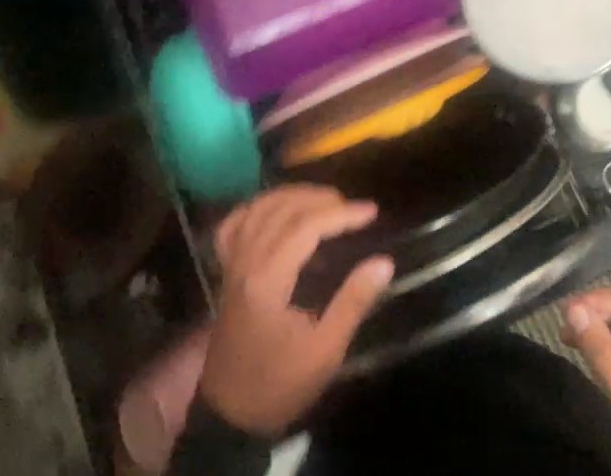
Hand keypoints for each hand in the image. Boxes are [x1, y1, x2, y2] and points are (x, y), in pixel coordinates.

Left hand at [198, 185, 393, 435]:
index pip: (304, 228)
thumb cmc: (280, 384)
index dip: (340, 214)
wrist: (231, 413)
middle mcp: (244, 263)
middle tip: (352, 207)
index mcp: (267, 281)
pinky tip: (275, 209)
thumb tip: (384, 263)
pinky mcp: (226, 273)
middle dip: (319, 200)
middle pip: (281, 210)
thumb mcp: (325, 351)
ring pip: (257, 210)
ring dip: (291, 196)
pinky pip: (234, 226)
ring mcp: (231, 266)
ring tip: (324, 200)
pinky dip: (255, 209)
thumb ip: (352, 302)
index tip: (371, 212)